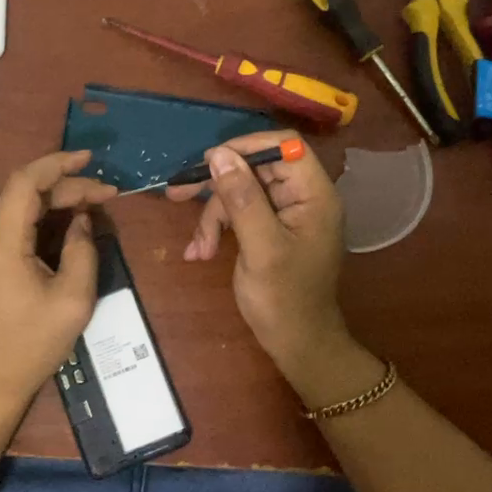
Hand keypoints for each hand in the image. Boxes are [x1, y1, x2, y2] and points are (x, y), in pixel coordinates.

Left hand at [0, 150, 116, 413]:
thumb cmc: (32, 345)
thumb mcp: (73, 301)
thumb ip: (82, 251)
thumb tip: (82, 220)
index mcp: (0, 245)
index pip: (25, 183)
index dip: (58, 164)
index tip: (90, 160)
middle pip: (22, 192)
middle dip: (66, 186)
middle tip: (106, 195)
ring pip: (14, 205)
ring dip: (51, 200)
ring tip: (90, 203)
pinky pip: (8, 223)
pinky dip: (37, 217)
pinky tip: (63, 223)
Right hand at [166, 130, 348, 365]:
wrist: (298, 344)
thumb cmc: (285, 299)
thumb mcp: (261, 247)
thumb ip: (241, 198)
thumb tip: (219, 155)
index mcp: (313, 194)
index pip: (283, 147)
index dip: (246, 147)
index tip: (211, 161)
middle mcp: (302, 197)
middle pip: (254, 169)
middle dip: (217, 186)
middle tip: (177, 192)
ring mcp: (285, 213)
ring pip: (240, 192)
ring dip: (213, 216)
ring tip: (199, 248)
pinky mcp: (270, 229)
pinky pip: (239, 213)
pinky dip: (217, 229)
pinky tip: (200, 252)